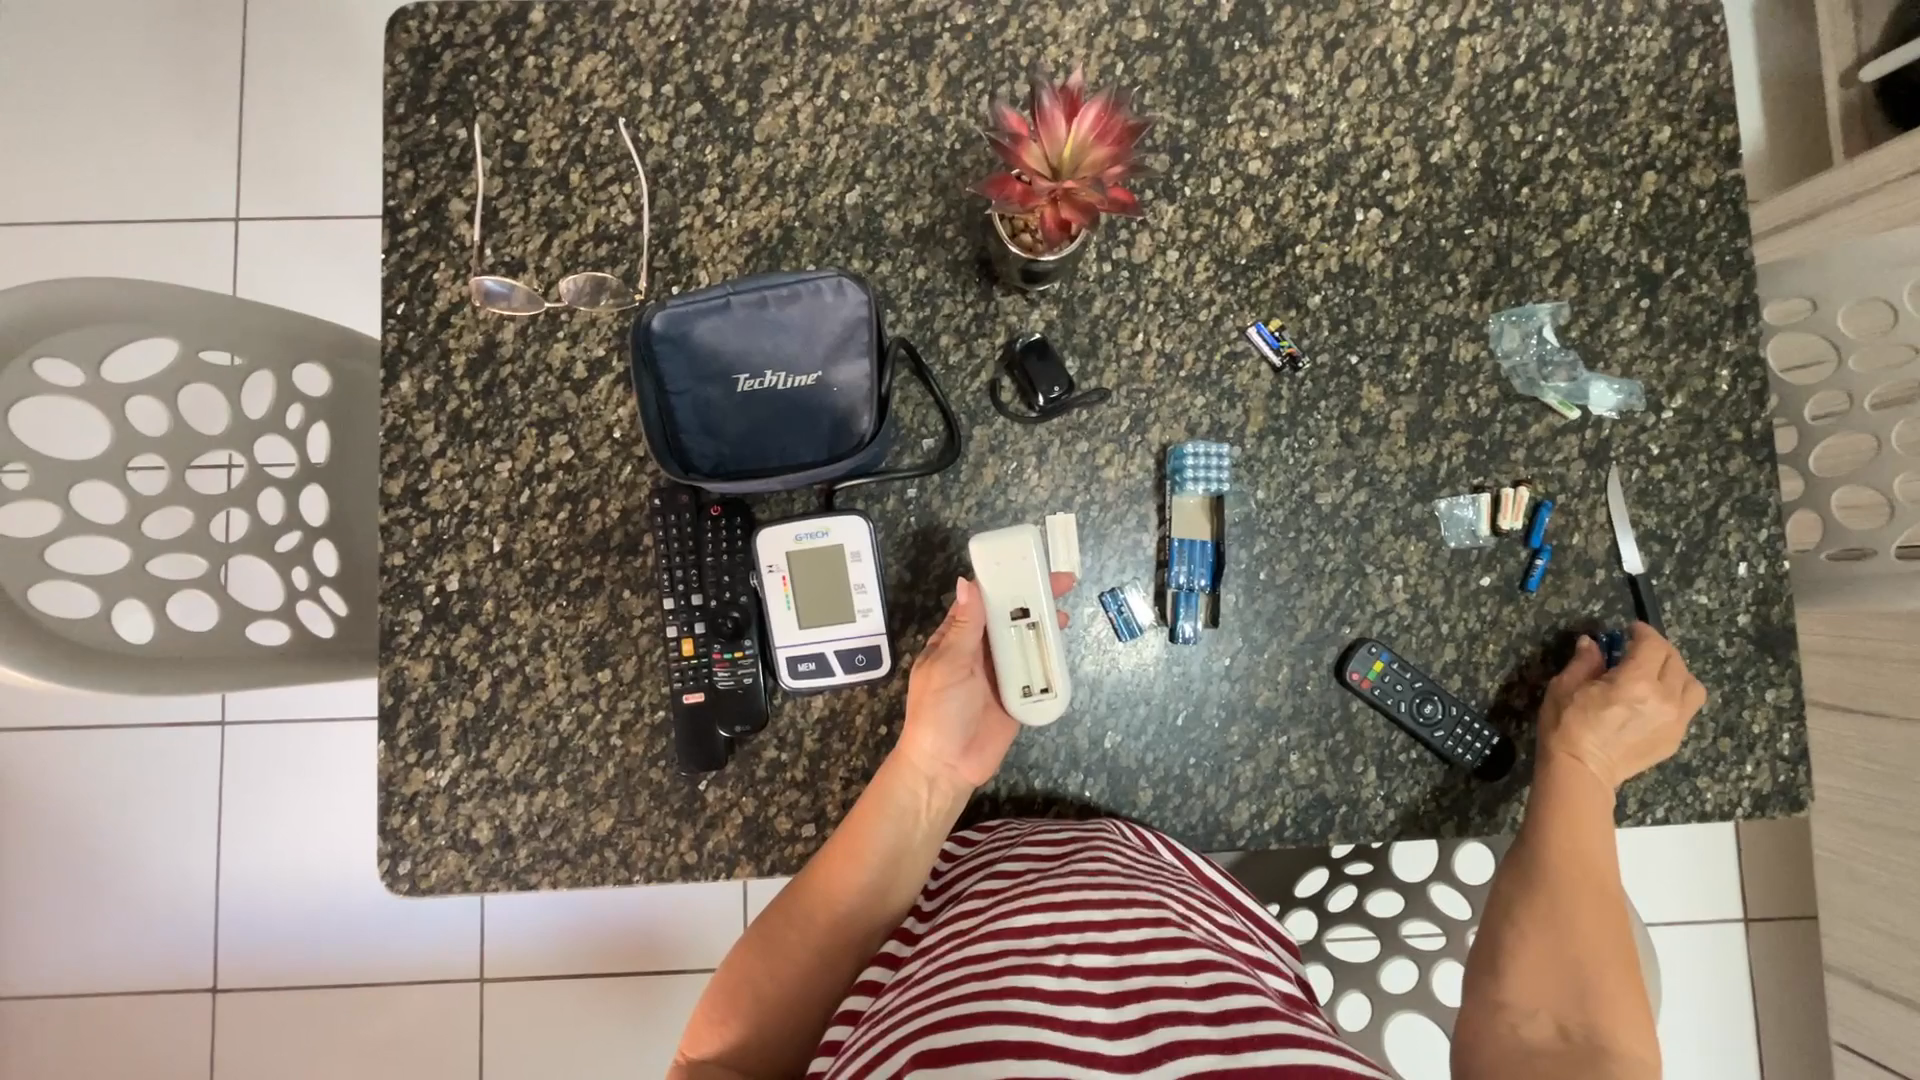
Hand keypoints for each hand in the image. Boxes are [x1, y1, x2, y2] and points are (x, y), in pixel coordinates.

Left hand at [894, 573, 1073, 794]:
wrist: (946, 767)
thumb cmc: (936, 712)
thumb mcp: (947, 665)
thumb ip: (963, 627)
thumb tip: (968, 582)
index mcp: (956, 638)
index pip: (981, 600)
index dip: (1003, 580)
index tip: (1027, 564)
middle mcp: (980, 650)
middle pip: (1010, 616)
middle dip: (1033, 598)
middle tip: (1062, 582)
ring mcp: (1000, 672)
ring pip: (1026, 640)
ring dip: (1045, 625)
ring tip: (1065, 612)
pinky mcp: (1017, 695)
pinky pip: (1037, 672)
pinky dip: (1051, 658)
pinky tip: (1063, 647)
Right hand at [1537, 622, 1706, 790]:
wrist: (1581, 768)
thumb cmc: (1566, 725)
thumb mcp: (1565, 687)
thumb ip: (1585, 662)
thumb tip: (1592, 644)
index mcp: (1634, 682)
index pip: (1652, 646)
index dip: (1643, 632)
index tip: (1631, 628)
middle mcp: (1664, 698)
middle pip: (1675, 662)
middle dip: (1658, 648)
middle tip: (1638, 647)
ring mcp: (1676, 720)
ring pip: (1691, 684)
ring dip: (1676, 671)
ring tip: (1655, 672)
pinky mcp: (1676, 736)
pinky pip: (1687, 707)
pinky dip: (1675, 694)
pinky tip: (1653, 698)